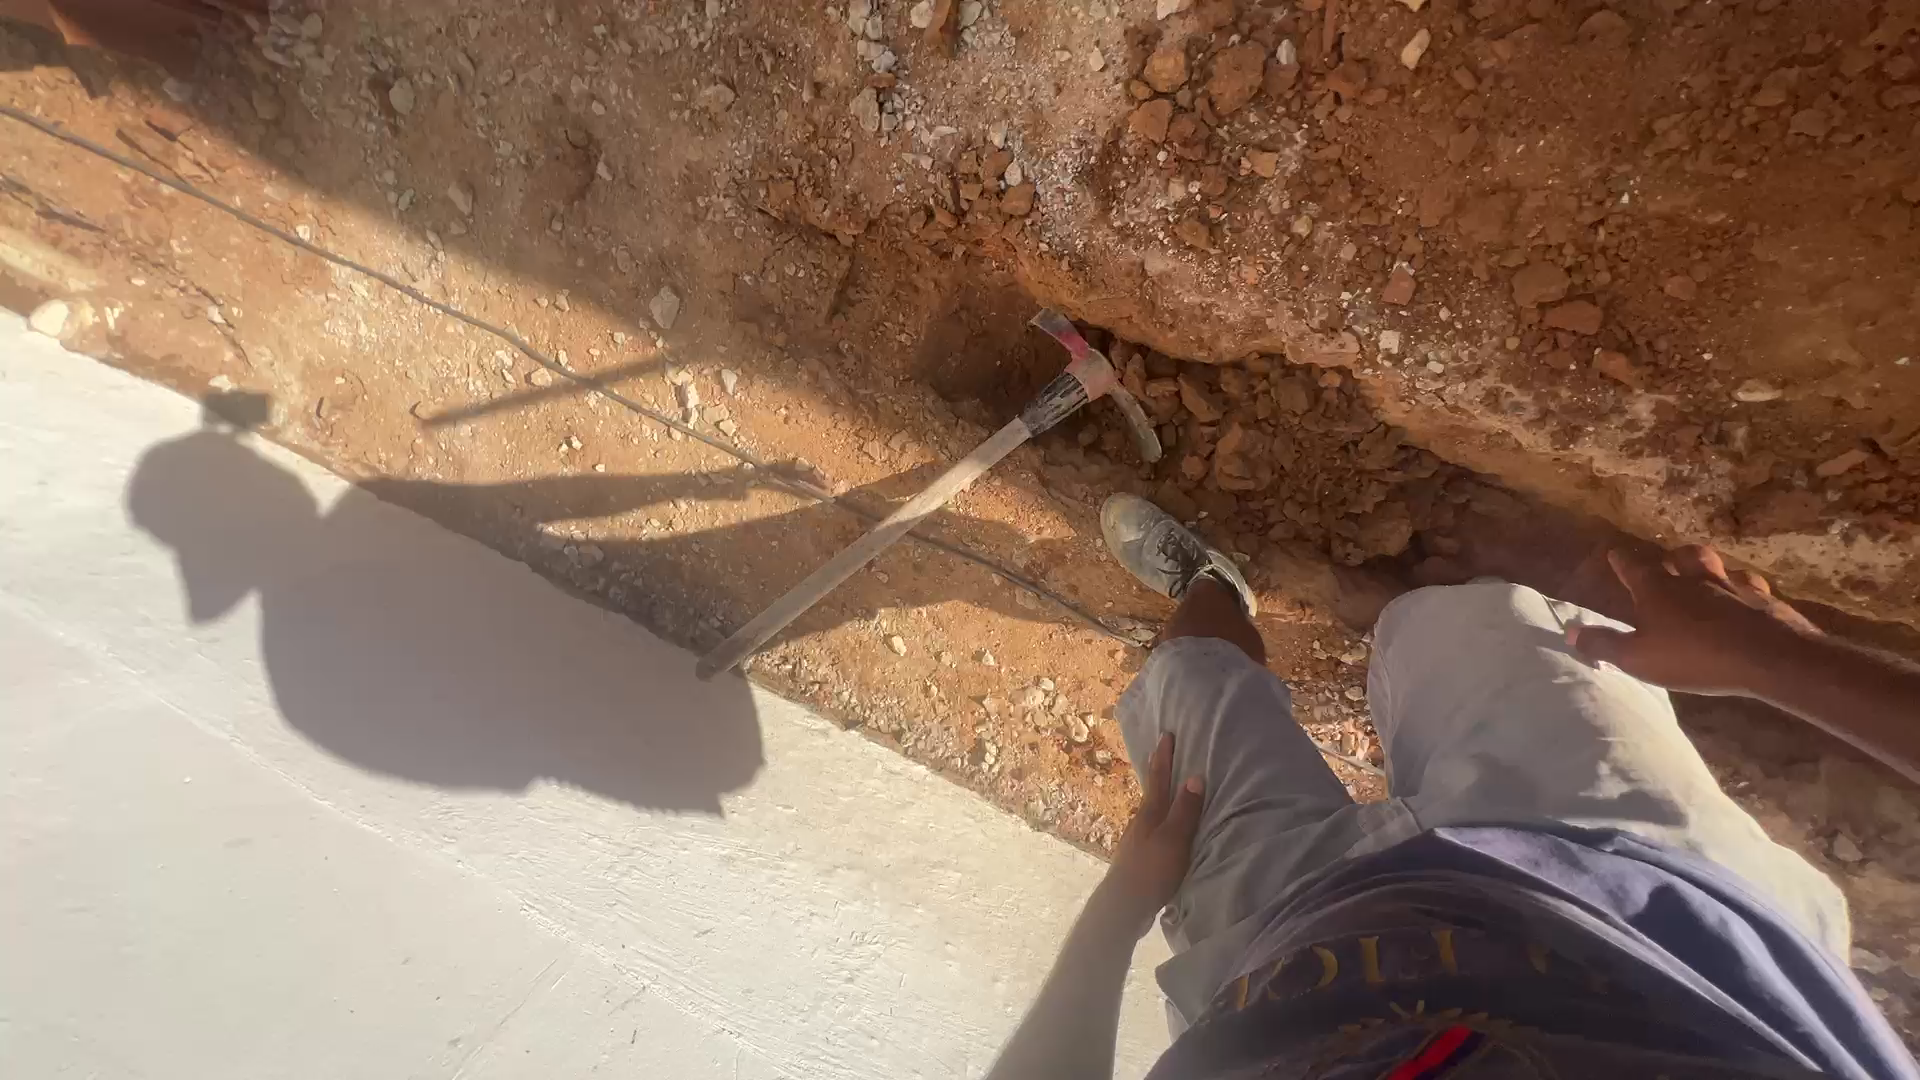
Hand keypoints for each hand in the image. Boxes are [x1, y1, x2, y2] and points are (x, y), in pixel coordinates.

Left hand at [1097, 733, 1204, 935]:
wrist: (1123, 904)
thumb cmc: (1151, 870)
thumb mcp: (1173, 839)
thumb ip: (1184, 811)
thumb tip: (1195, 776)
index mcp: (1150, 812)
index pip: (1158, 777)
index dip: (1163, 756)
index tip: (1166, 734)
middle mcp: (1141, 820)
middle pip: (1153, 790)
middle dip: (1160, 770)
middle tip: (1166, 752)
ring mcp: (1138, 838)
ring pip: (1152, 809)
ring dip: (1162, 795)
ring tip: (1172, 788)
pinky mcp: (1140, 855)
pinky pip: (1154, 827)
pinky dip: (1163, 818)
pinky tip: (1167, 827)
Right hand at [1567, 544, 1820, 695]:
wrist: (1777, 661)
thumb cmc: (1695, 656)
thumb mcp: (1636, 657)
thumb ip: (1602, 644)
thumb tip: (1570, 631)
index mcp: (1658, 590)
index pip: (1634, 566)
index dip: (1622, 560)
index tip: (1615, 554)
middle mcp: (1696, 582)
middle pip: (1687, 556)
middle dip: (1676, 556)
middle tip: (1671, 562)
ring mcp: (1738, 591)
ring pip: (1726, 569)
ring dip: (1717, 572)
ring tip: (1713, 581)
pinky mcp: (1773, 606)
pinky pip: (1759, 591)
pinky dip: (1749, 594)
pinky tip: (1750, 605)